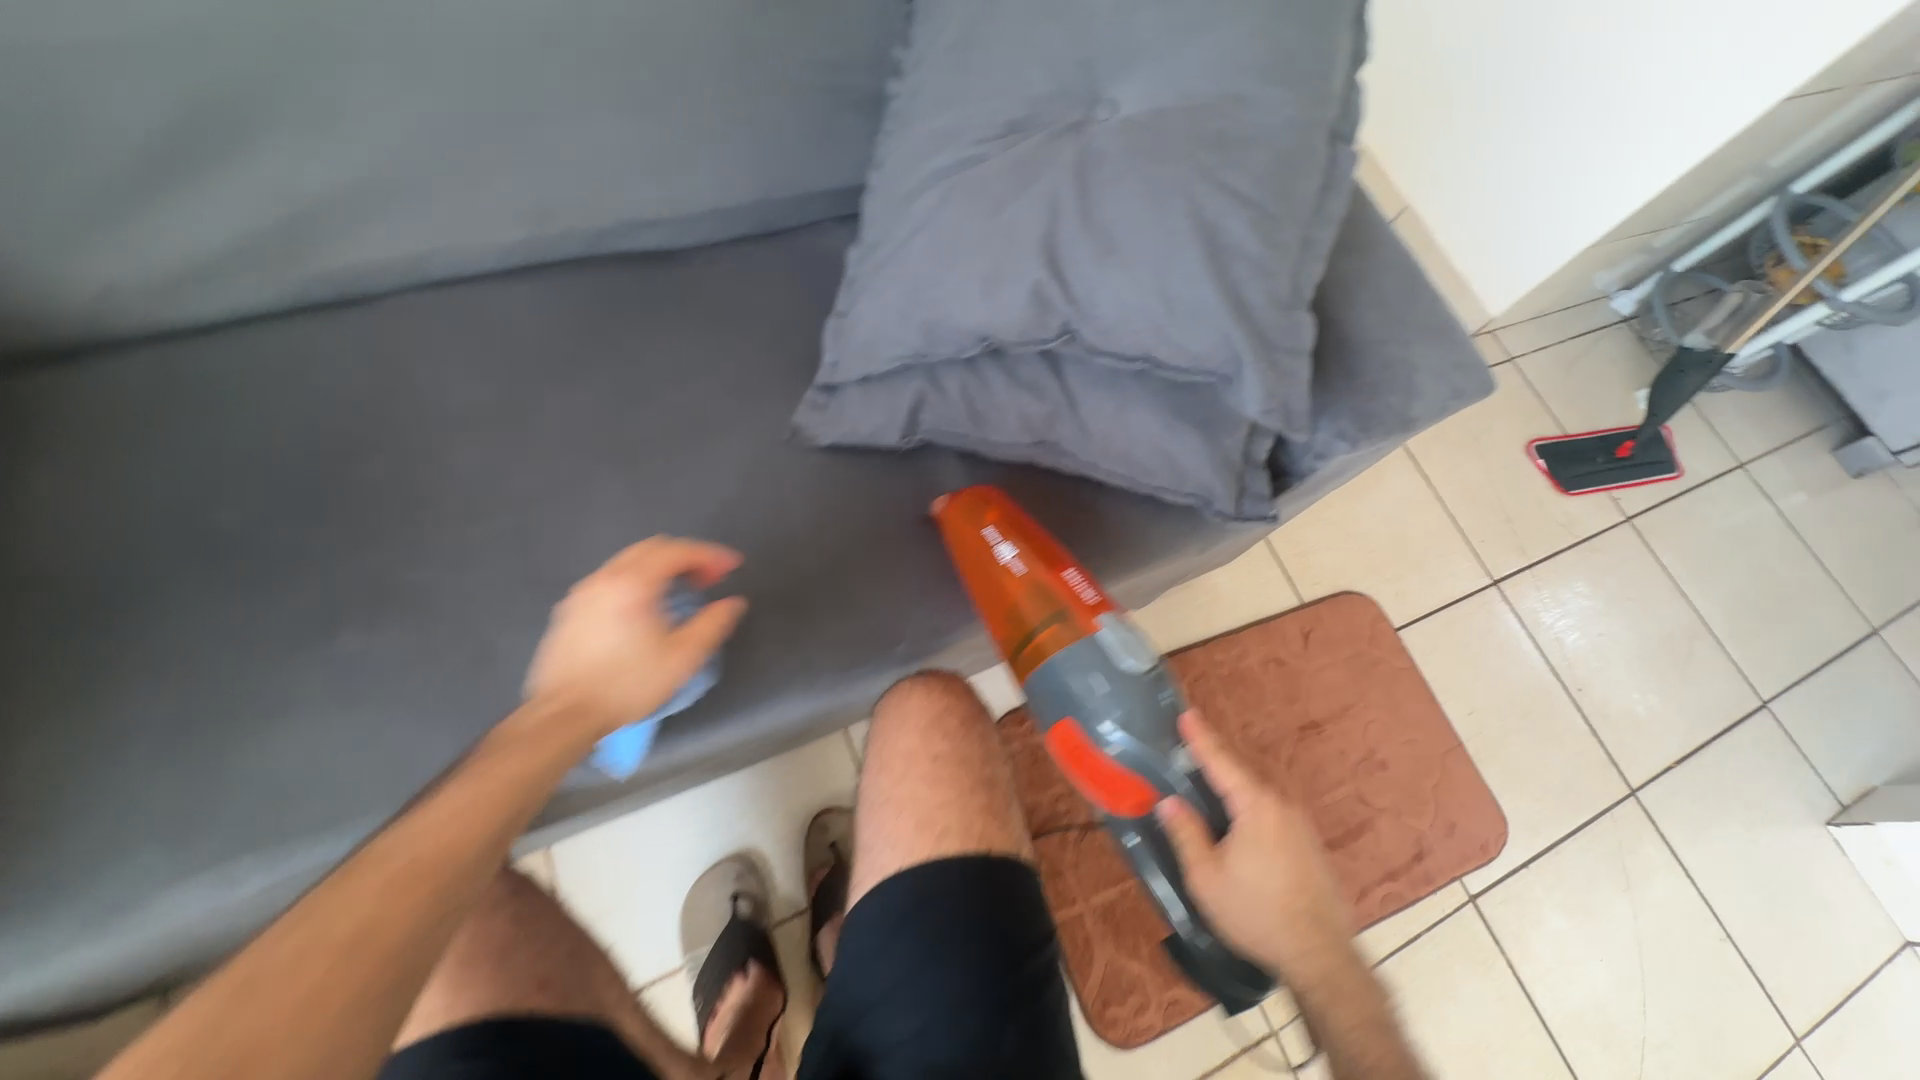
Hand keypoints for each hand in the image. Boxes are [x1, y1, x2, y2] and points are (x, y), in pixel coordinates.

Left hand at [525, 537, 747, 740]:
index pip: (678, 551)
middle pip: (652, 548)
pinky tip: (646, 607)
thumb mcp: (683, 658)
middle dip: (687, 557)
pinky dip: (638, 580)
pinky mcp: (570, 610)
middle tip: (710, 579)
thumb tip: (733, 603)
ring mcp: (583, 592)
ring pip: (629, 562)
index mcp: (634, 583)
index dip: (710, 554)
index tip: (732, 566)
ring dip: (661, 567)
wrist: (564, 715)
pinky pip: (611, 579)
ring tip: (682, 592)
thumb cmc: (627, 685)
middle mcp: (605, 578)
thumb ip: (713, 624)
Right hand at [1156, 711, 1356, 979]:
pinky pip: (1273, 820)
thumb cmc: (1255, 913)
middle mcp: (1283, 807)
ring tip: (1209, 799)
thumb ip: (1186, 833)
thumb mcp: (1206, 877)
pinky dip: (1251, 817)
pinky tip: (1240, 836)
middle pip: (1242, 780)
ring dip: (1234, 797)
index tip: (1187, 714)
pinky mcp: (1312, 850)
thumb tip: (1169, 802)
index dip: (1201, 738)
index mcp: (1256, 806)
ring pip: (1259, 802)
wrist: (1321, 956)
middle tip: (1190, 758)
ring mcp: (1303, 828)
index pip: (1221, 762)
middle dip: (1216, 768)